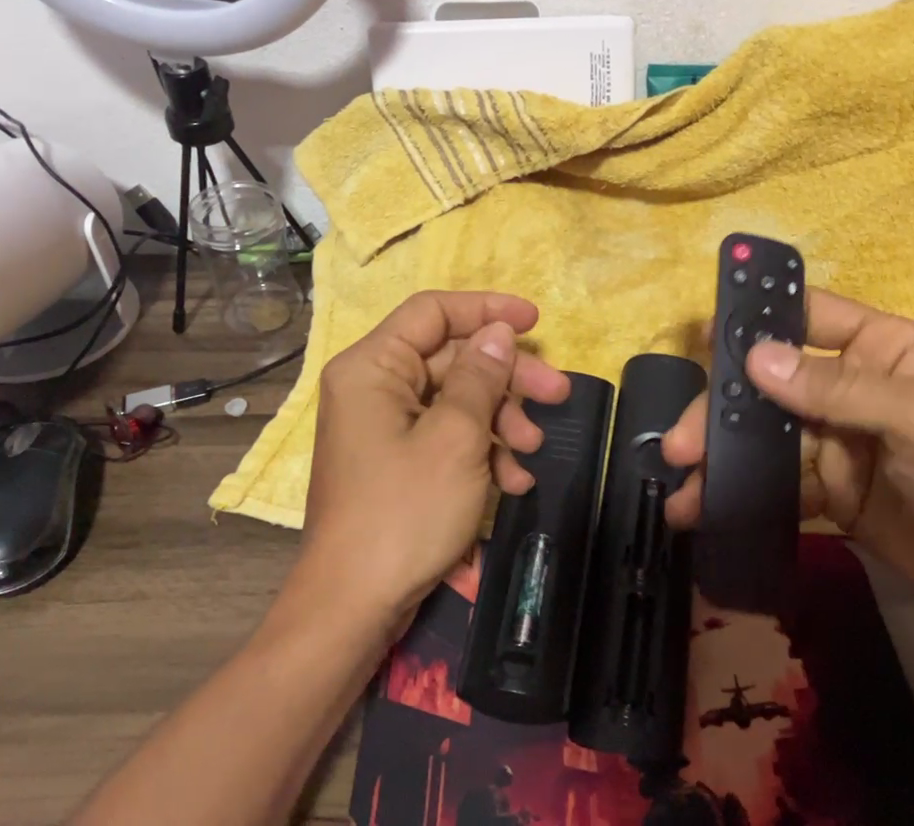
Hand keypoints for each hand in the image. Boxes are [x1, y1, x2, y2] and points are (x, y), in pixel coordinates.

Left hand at [298, 291, 571, 628]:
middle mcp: (373, 387)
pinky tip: (512, 481)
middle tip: (559, 394)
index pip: (432, 311)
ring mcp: (383, 427)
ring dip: (500, 420)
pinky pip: (445, 436)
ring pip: (456, 400)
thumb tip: (497, 333)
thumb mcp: (455, 438)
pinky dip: (481, 451)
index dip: (486, 309)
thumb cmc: (404, 512)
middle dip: (507, 378)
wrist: (354, 604)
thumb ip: (480, 377)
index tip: (536, 322)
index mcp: (372, 367)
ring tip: (532, 451)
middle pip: (451, 358)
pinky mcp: (397, 462)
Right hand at [663, 287, 913, 625]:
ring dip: (722, 457)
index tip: (704, 335)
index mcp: (885, 351)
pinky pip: (777, 485)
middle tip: (679, 442)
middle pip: (773, 384)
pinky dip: (741, 496)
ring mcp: (839, 442)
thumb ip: (840, 389)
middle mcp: (854, 388)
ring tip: (681, 488)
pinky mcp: (830, 492)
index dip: (759, 319)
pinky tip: (706, 510)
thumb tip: (757, 359)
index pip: (811, 317)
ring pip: (766, 438)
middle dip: (723, 409)